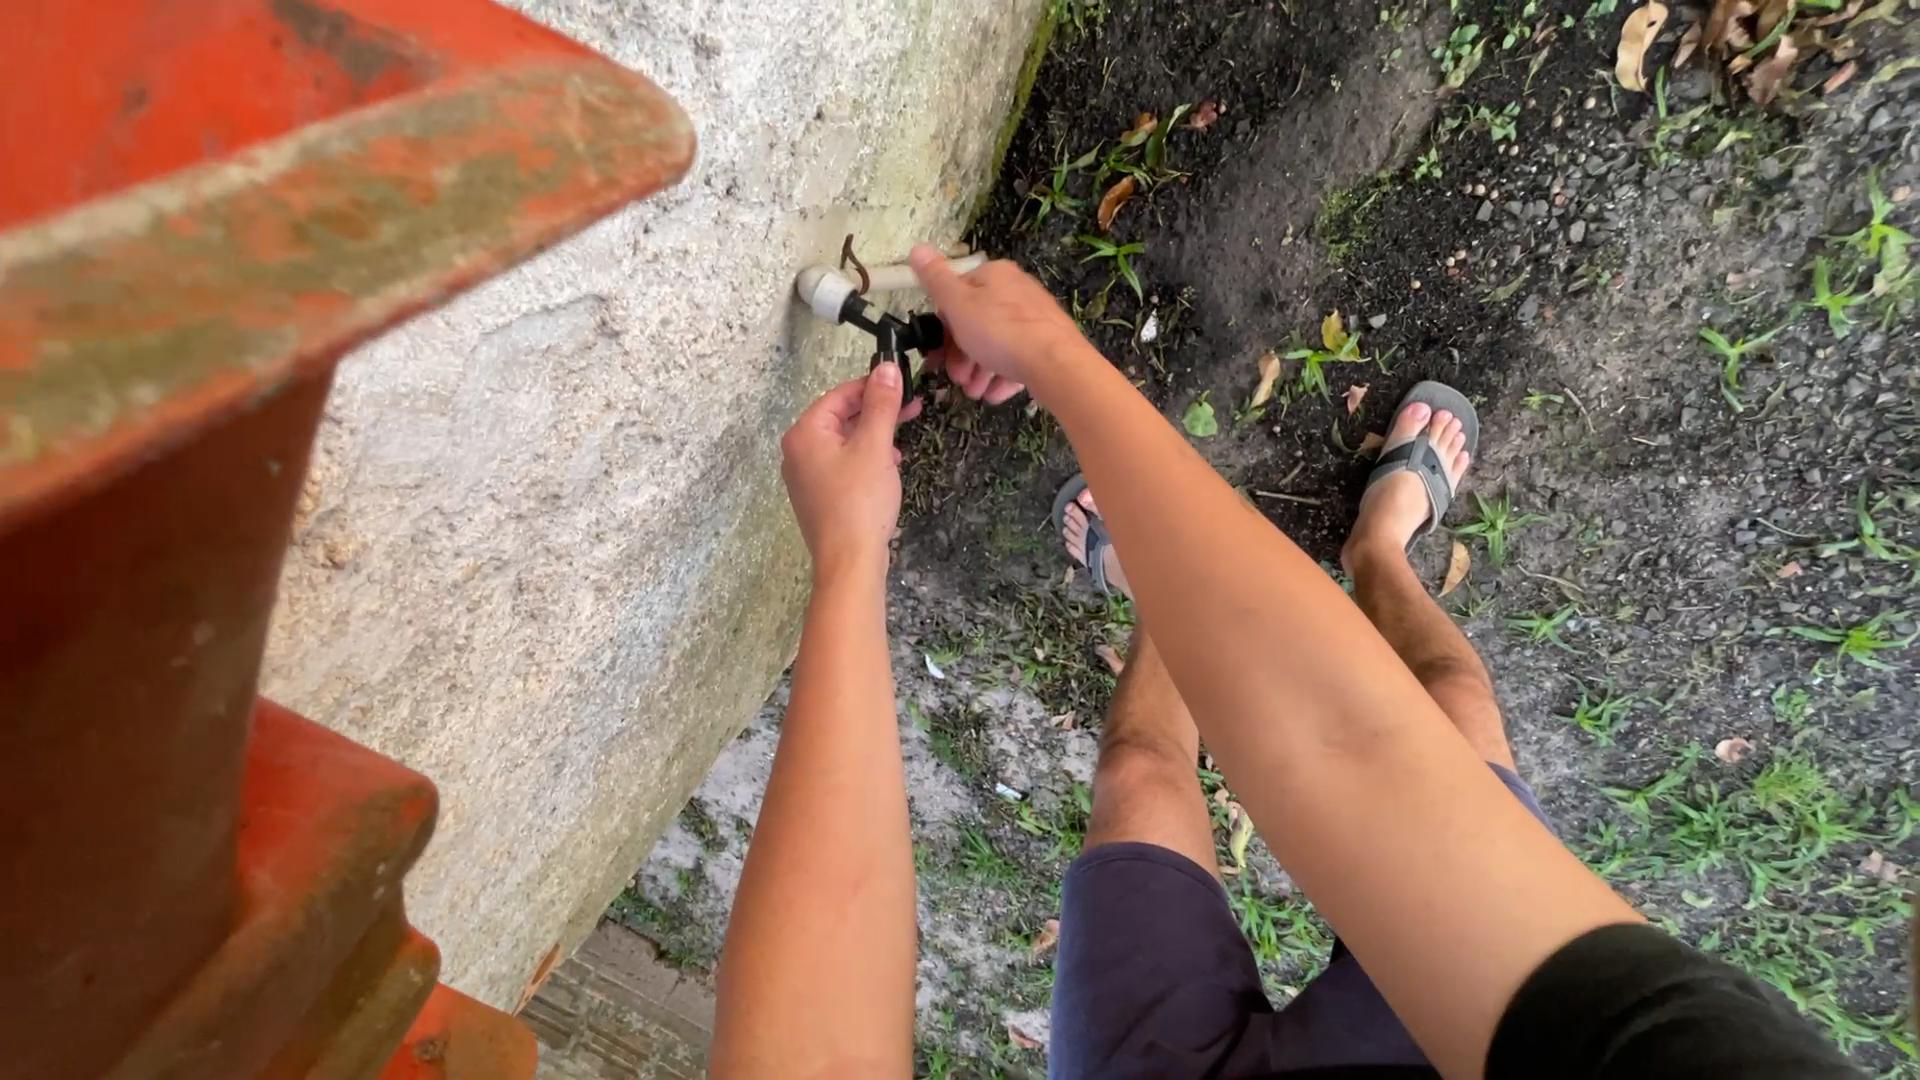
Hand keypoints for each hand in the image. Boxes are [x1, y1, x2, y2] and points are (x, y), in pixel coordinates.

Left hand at [780, 362, 920, 579]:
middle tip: (912, 410)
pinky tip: (887, 469)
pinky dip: (865, 461)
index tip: (903, 385)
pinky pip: (843, 467)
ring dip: (874, 438)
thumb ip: (881, 404)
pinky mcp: (819, 498)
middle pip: (840, 419)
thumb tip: (885, 368)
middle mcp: (798, 453)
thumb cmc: (860, 501)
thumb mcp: (875, 446)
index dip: (872, 386)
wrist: (850, 561)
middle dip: (876, 414)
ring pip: (843, 444)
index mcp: (805, 434)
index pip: (839, 396)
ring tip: (901, 444)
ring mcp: (806, 478)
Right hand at [909, 245, 1087, 403]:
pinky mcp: (1047, 344)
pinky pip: (1018, 359)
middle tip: (957, 378)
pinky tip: (995, 394)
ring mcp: (1034, 318)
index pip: (958, 296)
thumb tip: (917, 249)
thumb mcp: (958, 304)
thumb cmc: (1000, 331)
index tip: (938, 353)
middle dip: (962, 356)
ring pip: (998, 345)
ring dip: (980, 371)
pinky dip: (1003, 377)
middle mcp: (1017, 291)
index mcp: (994, 276)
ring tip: (976, 392)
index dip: (945, 327)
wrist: (1054, 363)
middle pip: (978, 324)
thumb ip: (936, 279)